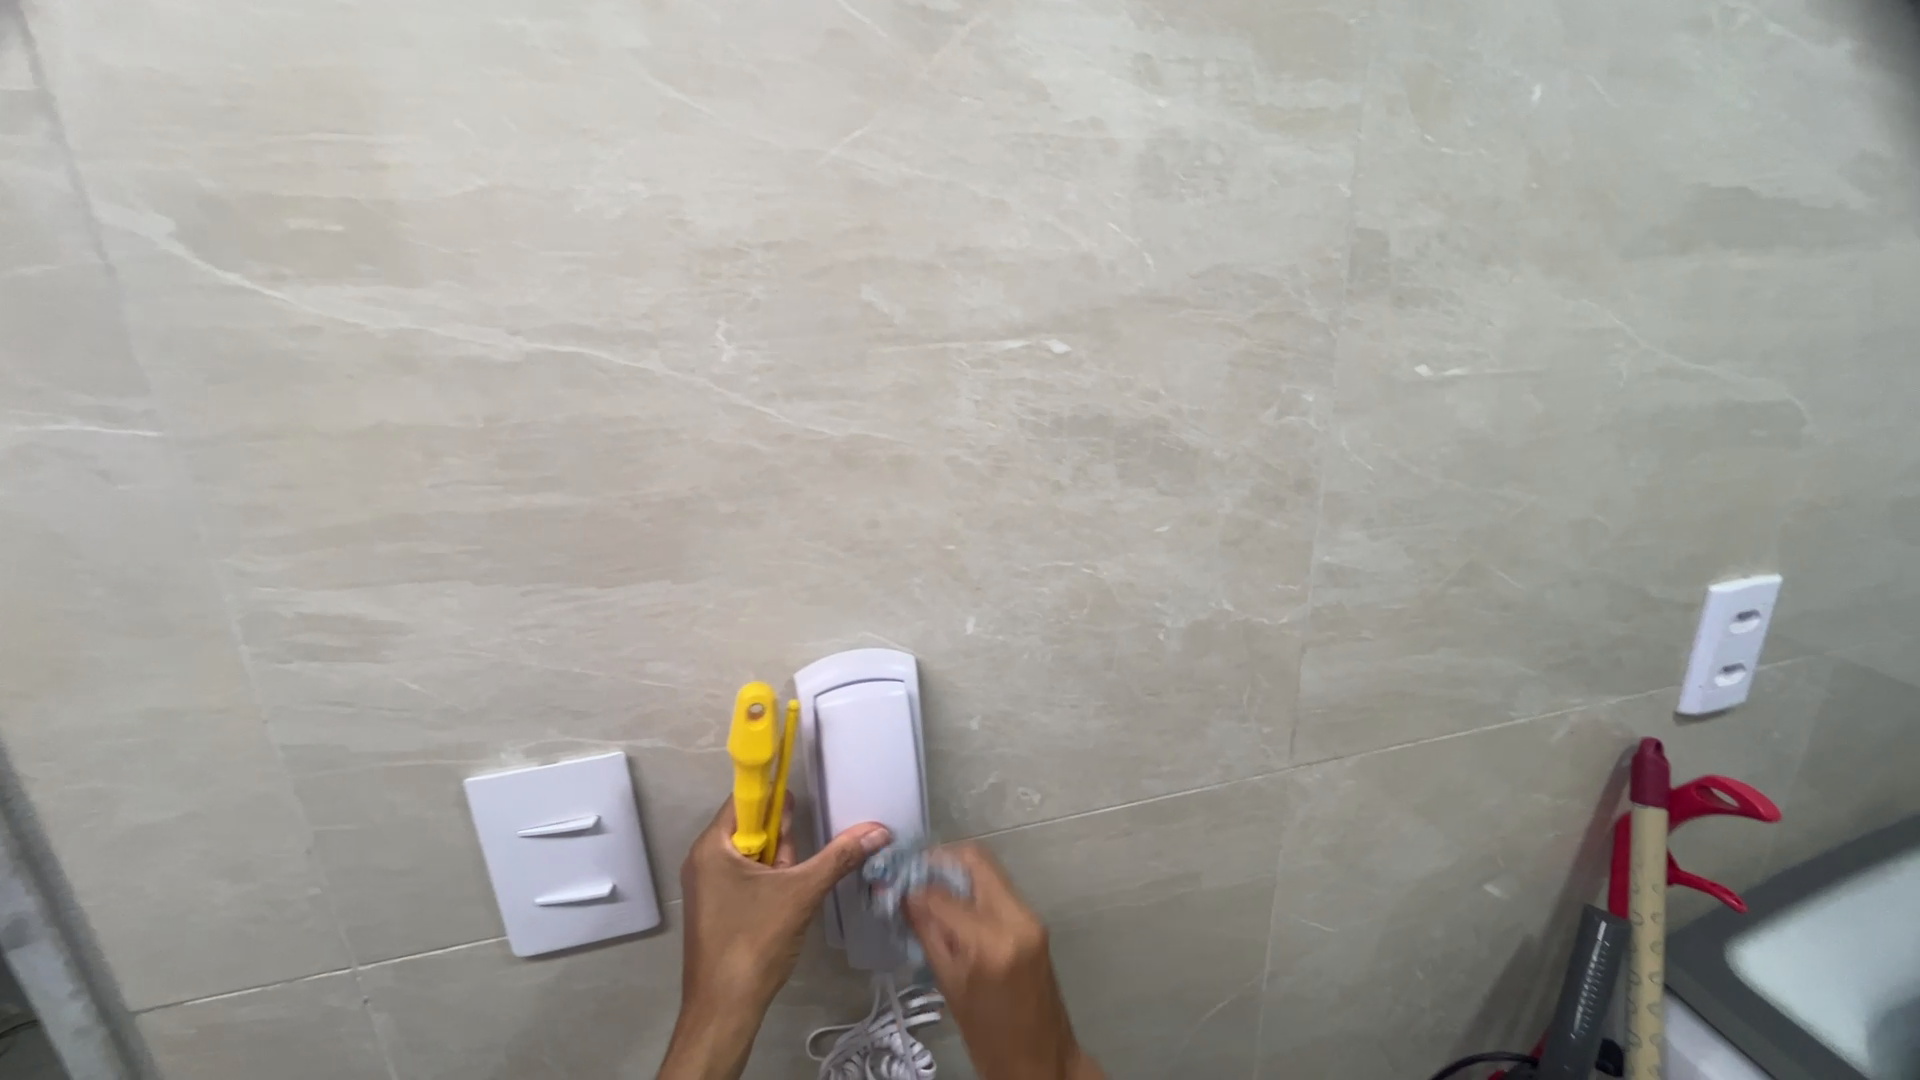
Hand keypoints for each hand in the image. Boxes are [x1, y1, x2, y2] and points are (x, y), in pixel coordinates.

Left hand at [658, 798, 889, 1079]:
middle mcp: (704, 860)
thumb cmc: (753, 942)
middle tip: (796, 866)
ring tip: (791, 893)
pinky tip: (785, 905)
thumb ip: (839, 856)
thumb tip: (877, 831)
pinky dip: (771, 885)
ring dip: (780, 867)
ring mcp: (708, 887)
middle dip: (782, 843)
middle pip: (753, 828)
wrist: (724, 1011)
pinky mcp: (716, 909)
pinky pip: (747, 879)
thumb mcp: (801, 892)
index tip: (802, 803)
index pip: (746, 799)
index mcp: (712, 846)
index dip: (776, 798)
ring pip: (753, 856)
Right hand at [906, 844, 1103, 1079]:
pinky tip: (955, 904)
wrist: (1042, 1060)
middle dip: (941, 860)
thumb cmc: (988, 1036)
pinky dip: (974, 887)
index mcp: (990, 942)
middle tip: (915, 873)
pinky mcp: (1035, 919)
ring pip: (989, 869)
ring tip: (930, 889)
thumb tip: (906, 897)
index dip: (916, 885)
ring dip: (958, 872)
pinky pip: (999, 888)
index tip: (897, 884)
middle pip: (976, 859)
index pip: (944, 894)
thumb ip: (928, 933)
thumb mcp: (949, 986)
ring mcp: (1030, 915)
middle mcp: (1015, 917)